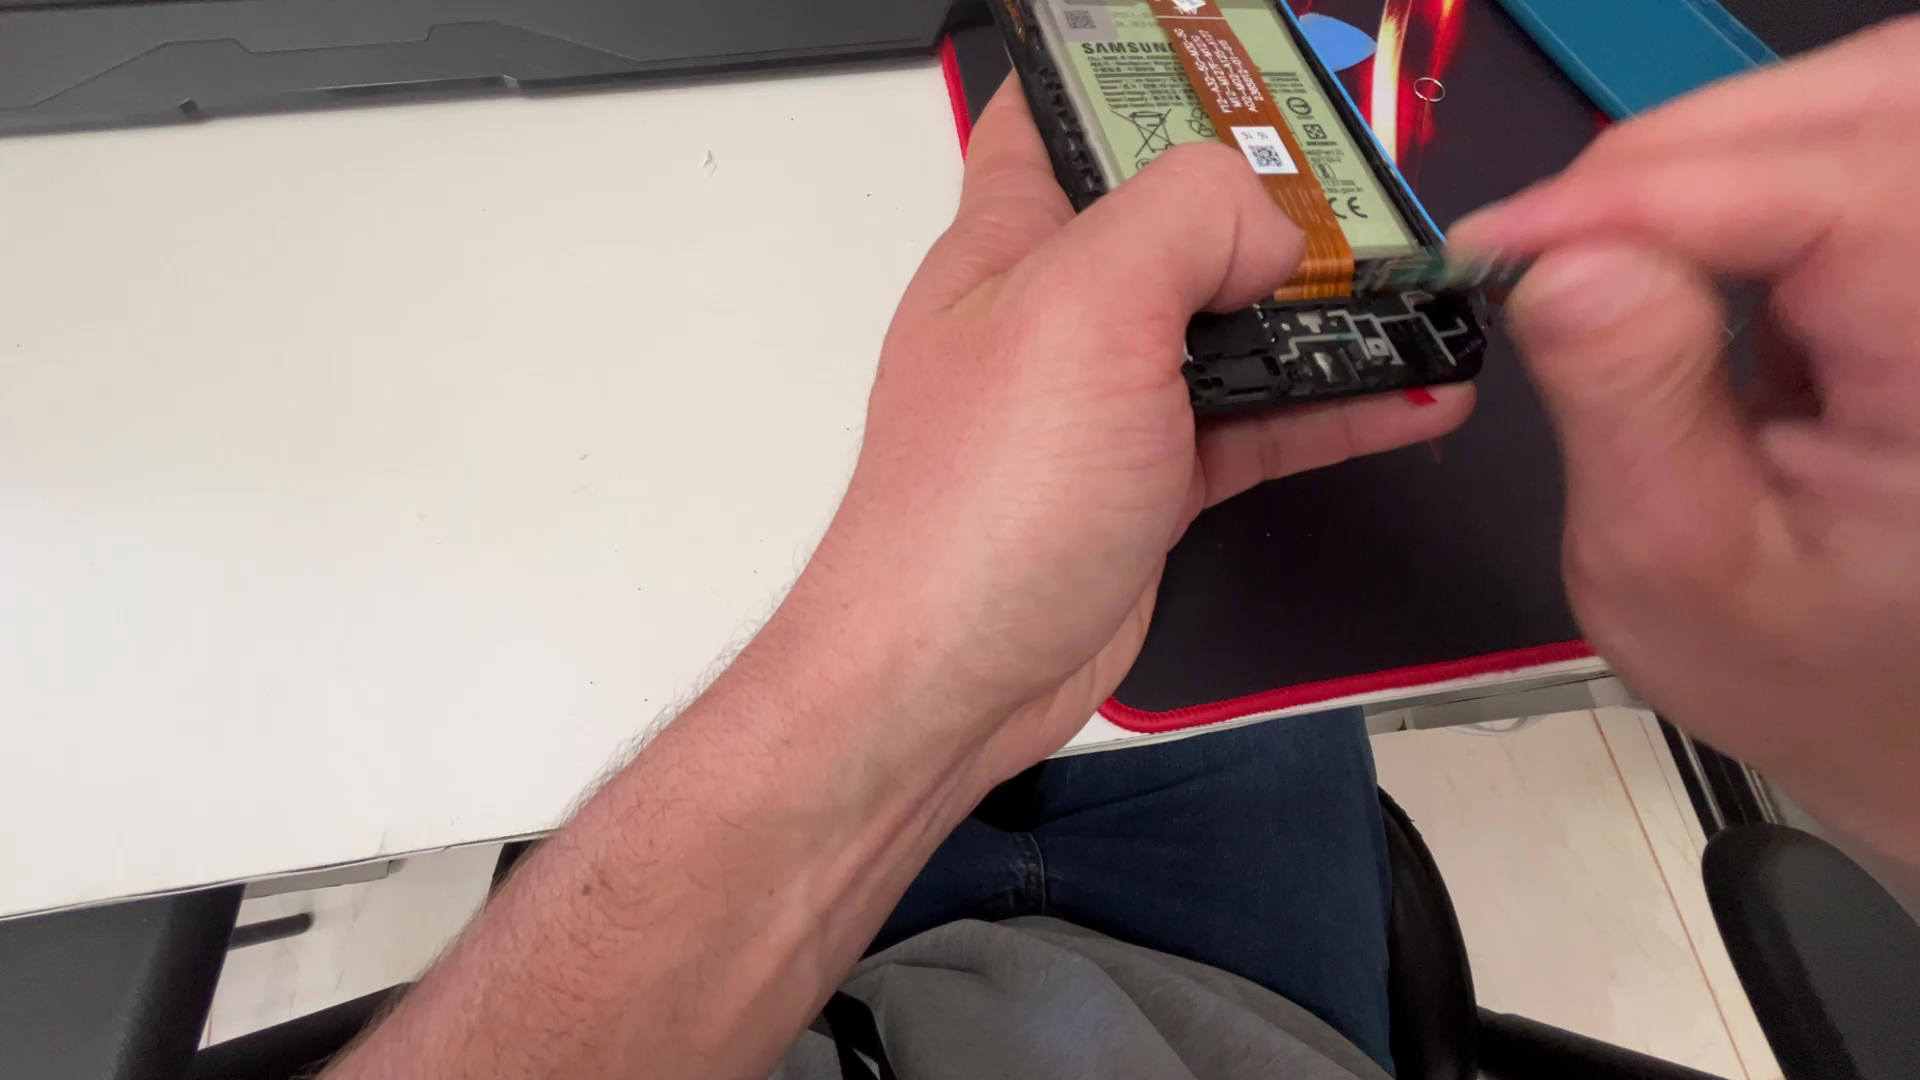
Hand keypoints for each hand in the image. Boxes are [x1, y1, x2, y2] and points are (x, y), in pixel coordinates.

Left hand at [786, 80, 1471, 782]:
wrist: (958, 670)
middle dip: (1267, 199)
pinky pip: (1254, 425)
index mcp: (1008, 248)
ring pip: (1228, 330)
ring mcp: (1105, 406)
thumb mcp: (1079, 315)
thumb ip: (1178, 222)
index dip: (1127, 70)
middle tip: (1363, 190)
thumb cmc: (976, 505)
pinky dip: (1331, 408)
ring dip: (1326, 311)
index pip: (1053, 114)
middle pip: (1172, 222)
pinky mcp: (1146, 483)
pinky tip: (1410, 394)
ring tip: (1419, 294)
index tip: (1221, 56)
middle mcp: (1055, 320)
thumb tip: (1263, 223)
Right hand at [1452, 16, 1919, 877]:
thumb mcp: (1667, 555)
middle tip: (1531, 243)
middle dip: (1670, 156)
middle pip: (1880, 107)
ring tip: (1580, 251)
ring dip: (1699, 161)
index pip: (1845, 199)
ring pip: (1869, 112)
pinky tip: (1656, 255)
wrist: (1905, 705)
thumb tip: (1553, 270)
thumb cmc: (1788, 664)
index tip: (1490, 244)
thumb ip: (1623, 403)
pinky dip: (1731, 187)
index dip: (1647, 198)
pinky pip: (1855, 165)